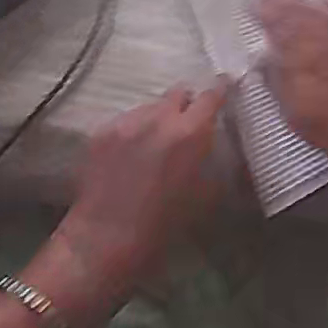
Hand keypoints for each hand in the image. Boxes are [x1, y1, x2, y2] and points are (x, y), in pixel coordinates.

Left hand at [56, 83, 228, 283]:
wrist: (105, 240)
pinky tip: (129, 156)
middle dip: (186, 104)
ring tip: (153, 145)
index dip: (221, 89)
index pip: (212, 95)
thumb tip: (219, 146)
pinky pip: (126, 120)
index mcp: (190, 133)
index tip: (225, 87)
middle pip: (179, 92)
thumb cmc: (162, 225)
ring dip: (158, 118)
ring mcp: (127, 121)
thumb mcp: (204, 196)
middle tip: (186, 125)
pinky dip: (133, 131)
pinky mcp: (103, 130)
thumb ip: (214, 162)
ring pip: (151, 106)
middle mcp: (159, 117)